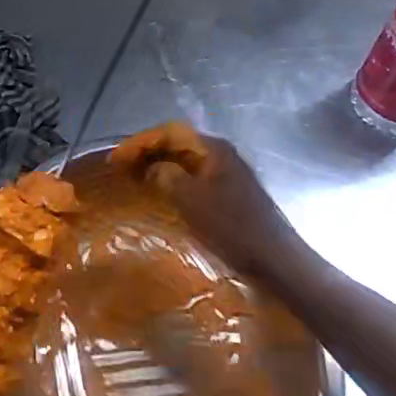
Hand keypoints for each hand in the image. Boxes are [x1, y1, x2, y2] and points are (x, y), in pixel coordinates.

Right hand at [109, 122, 307, 280]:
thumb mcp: (191, 199)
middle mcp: (221, 153)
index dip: (138, 142)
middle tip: (121, 166)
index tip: (115, 159)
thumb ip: (166, 176)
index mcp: (212, 148)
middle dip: (146, 151)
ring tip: (135, 177)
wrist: (280, 263)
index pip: (168, 132)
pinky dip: (173, 179)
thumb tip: (152, 168)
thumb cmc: (233, 227)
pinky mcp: (232, 193)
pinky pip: (194, 176)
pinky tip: (162, 192)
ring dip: (158, 165)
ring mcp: (228, 173)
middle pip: (176, 142)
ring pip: (185, 160)